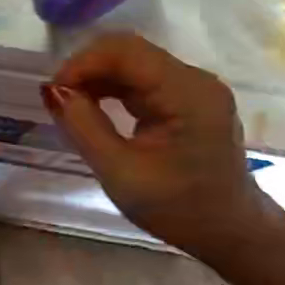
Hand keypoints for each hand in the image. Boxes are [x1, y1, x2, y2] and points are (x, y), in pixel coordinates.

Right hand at [40, 33, 267, 250]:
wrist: (232, 234)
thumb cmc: (179, 208)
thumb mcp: (120, 172)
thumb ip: (83, 126)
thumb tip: (52, 90)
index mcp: (187, 93)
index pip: (123, 52)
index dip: (81, 64)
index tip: (53, 94)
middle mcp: (193, 79)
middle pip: (126, 50)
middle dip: (85, 68)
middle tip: (60, 100)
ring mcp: (191, 86)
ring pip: (129, 60)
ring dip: (95, 77)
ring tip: (72, 107)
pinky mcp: (184, 97)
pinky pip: (138, 76)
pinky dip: (109, 86)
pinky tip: (93, 108)